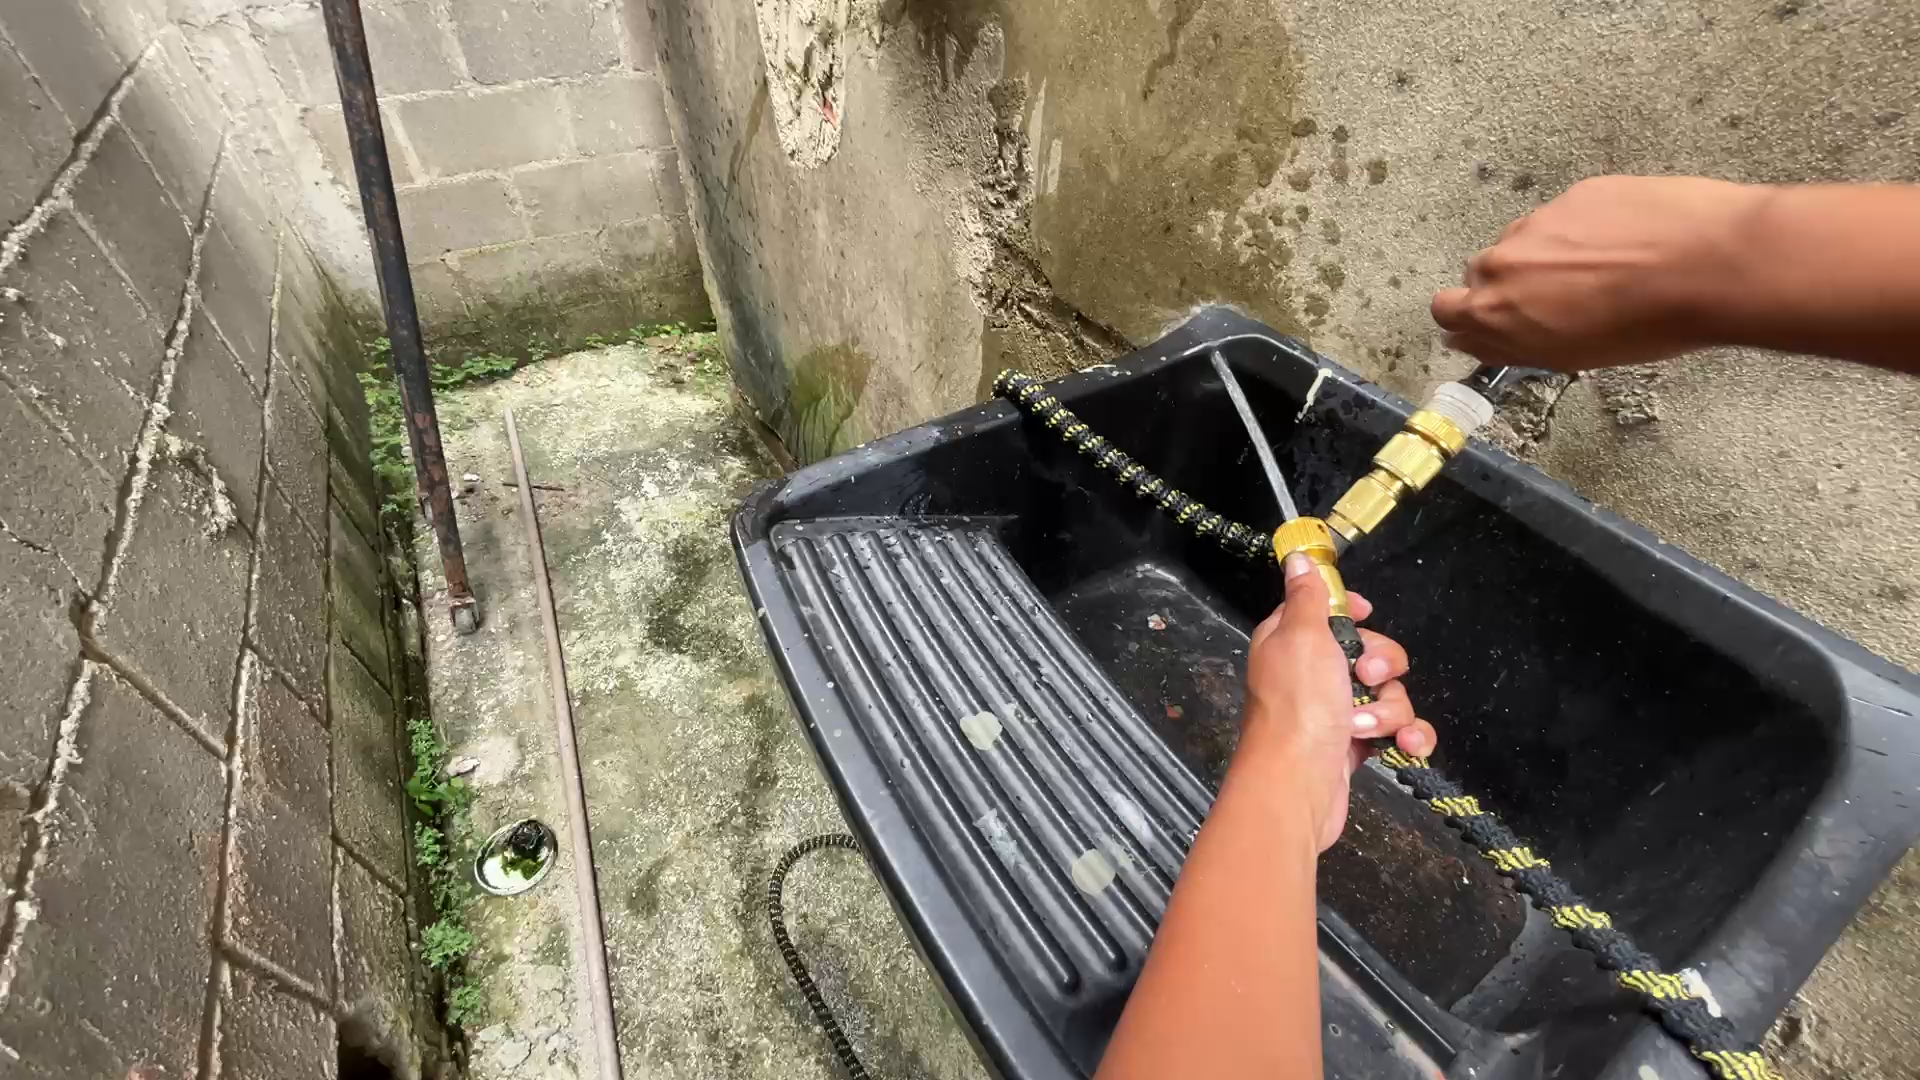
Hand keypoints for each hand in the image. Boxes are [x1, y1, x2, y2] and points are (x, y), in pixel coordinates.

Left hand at [1242, 553, 1435, 851]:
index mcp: (1289, 640)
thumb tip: (1298, 559)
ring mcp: (1334, 708)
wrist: (1298, 780)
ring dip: (1389, 707)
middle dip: (1383, 663)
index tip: (1365, 613)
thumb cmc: (1298, 703)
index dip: (1349, 609)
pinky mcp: (1355, 742)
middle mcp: (1310, 671)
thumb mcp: (1300, 636)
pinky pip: (1396, 729)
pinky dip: (1407, 735)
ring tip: (1365, 725)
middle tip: (1368, 676)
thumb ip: (1306, 597)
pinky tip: (1406, 745)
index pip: (1323, 610)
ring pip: (1388, 691)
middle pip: (1370, 650)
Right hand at [1431, 175, 1772, 370]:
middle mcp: (1500, 264)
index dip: (1467, 315)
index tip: (1494, 318)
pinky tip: (1624, 237)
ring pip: (1521, 239)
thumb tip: (1474, 337)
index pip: (1446, 311)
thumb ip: (1506, 343)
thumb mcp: (1562, 355)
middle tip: (1552, 292)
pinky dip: (1583, 225)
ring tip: (1596, 263)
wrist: (1718, 265)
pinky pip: (1565, 213)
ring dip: (1543, 251)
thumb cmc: (1644, 325)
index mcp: (1490, 311)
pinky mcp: (1578, 194)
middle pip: (1481, 272)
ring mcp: (1538, 224)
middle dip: (1506, 281)